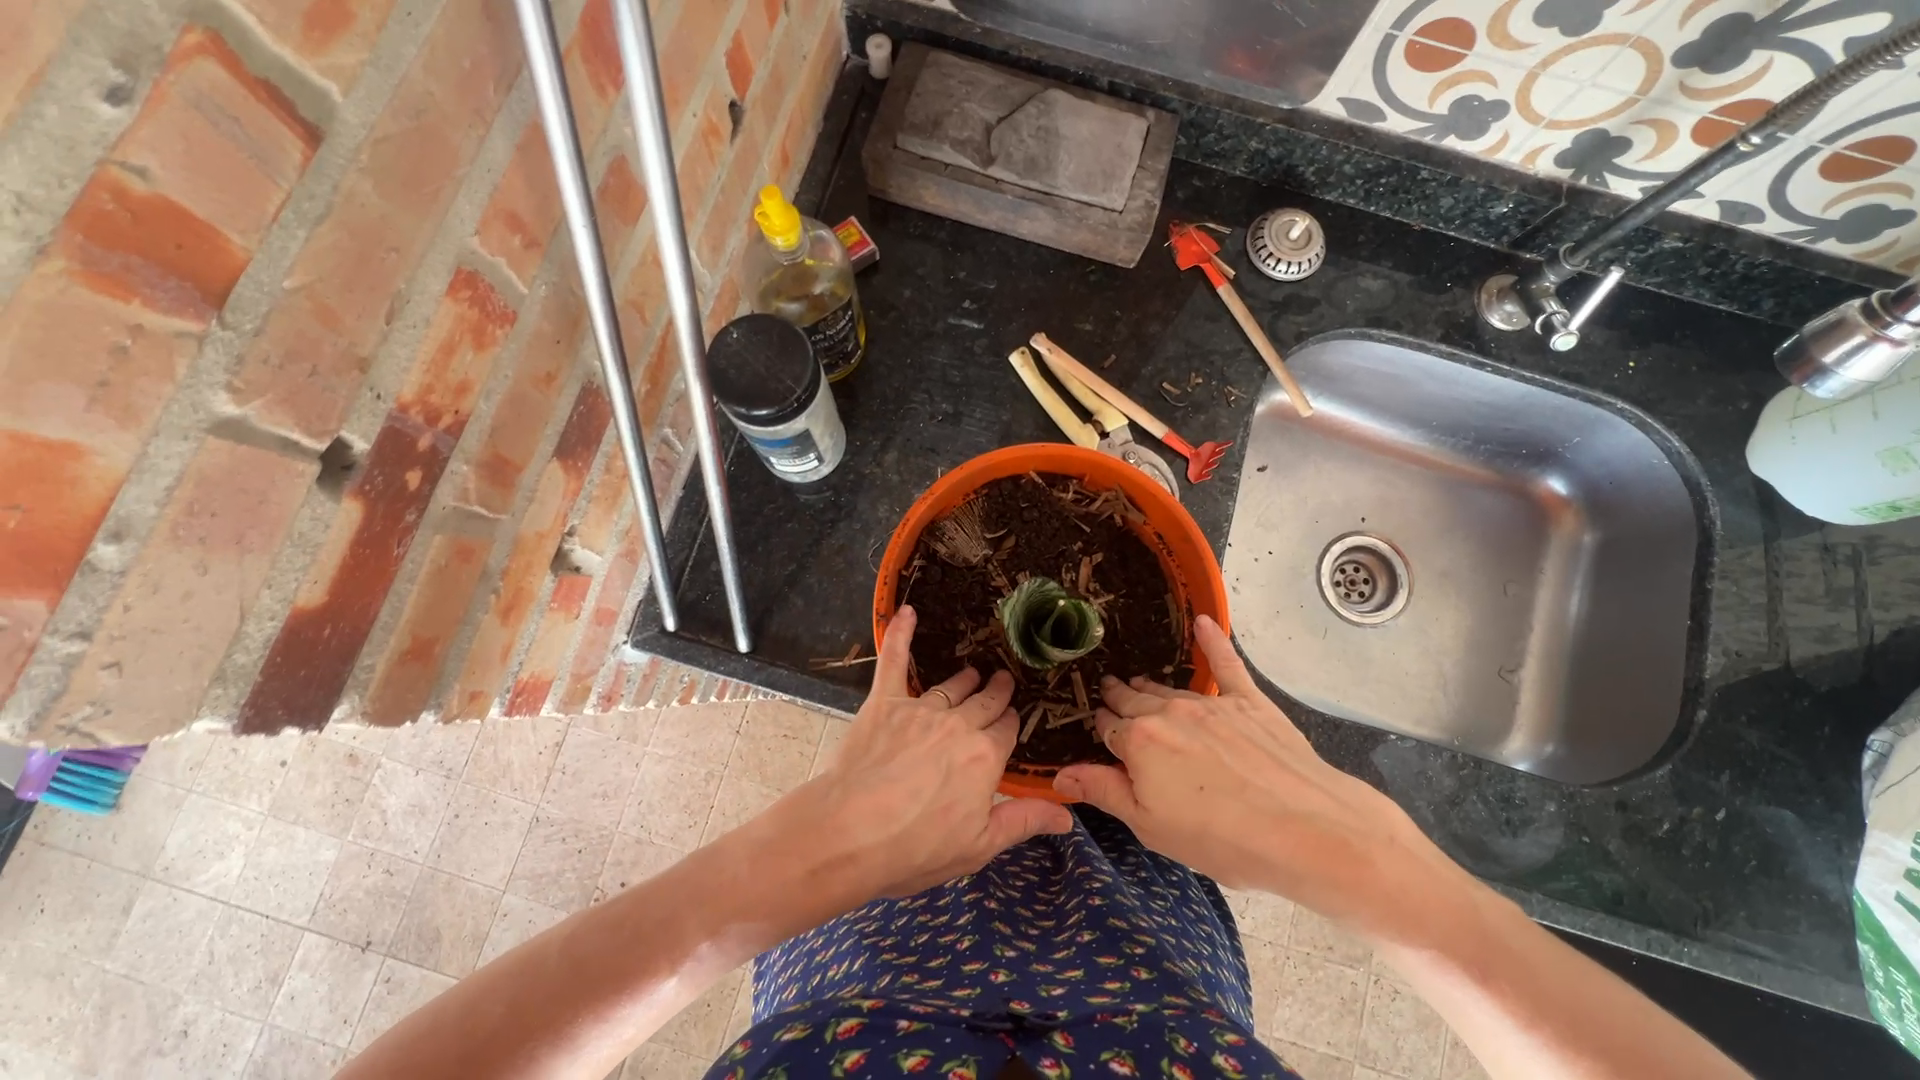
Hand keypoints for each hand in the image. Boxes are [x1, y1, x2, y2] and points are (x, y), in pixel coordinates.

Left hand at [806, 605, 1072, 898]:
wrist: (850, 834)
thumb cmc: (916, 848)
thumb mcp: (979, 846)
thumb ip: (1024, 822)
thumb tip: (1069, 817)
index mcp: (986, 758)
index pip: (1007, 731)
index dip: (1010, 725)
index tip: (1012, 720)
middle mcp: (959, 726)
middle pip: (985, 703)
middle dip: (997, 692)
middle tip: (1003, 682)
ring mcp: (921, 710)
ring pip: (951, 686)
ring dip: (965, 679)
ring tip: (973, 672)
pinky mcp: (884, 703)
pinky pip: (894, 661)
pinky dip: (899, 634)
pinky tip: (906, 612)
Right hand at [1051, 615, 1476, 947]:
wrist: (1309, 832)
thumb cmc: (1221, 839)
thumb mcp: (1150, 826)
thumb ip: (1103, 791)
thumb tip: (1059, 772)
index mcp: (1137, 742)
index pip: (1105, 726)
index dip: (1100, 731)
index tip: (1097, 734)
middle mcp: (1167, 712)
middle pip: (1131, 700)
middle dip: (1117, 700)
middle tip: (1110, 702)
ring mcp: (1210, 703)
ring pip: (1166, 688)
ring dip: (1148, 688)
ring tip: (1137, 685)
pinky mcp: (1249, 701)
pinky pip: (1225, 662)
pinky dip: (1212, 640)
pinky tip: (1202, 621)